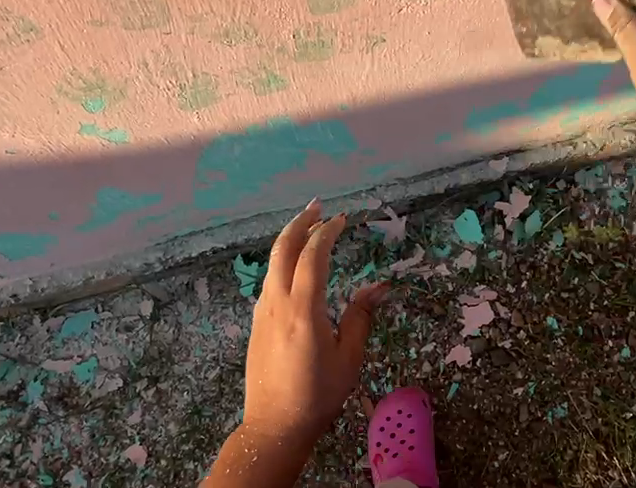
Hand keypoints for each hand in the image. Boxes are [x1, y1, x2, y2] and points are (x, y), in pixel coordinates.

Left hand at [241, 201, 387, 450]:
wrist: (272, 429)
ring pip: (273, 263)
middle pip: (283, 248)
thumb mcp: (348, 359)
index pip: (313, 255)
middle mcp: (278, 303)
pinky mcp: (256, 323)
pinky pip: (269, 280)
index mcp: (303, 309)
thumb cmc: (316, 395)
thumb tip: (379, 287)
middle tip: (318, 206)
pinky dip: (283, 261)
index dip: (327, 232)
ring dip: (290, 239)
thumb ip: (361, 317)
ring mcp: (263, 312)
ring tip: (309, 228)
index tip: (343, 219)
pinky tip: (295, 266)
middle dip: (301, 222)